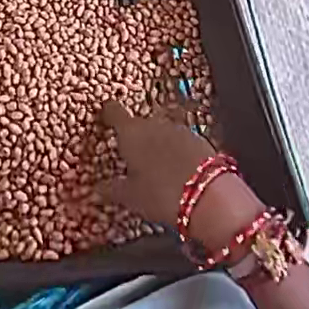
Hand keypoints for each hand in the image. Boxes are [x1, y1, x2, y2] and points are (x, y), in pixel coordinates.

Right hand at [100, 100, 262, 249]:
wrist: (211, 197)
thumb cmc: (161, 194)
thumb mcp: (131, 197)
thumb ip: (112, 189)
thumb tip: (97, 189)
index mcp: (131, 132)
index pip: (114, 112)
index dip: (108, 114)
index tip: (104, 118)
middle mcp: (154, 124)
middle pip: (139, 124)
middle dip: (135, 138)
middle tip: (130, 159)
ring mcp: (179, 130)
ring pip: (161, 132)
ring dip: (157, 145)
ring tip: (155, 170)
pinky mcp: (200, 140)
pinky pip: (180, 142)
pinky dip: (175, 152)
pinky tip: (177, 171)